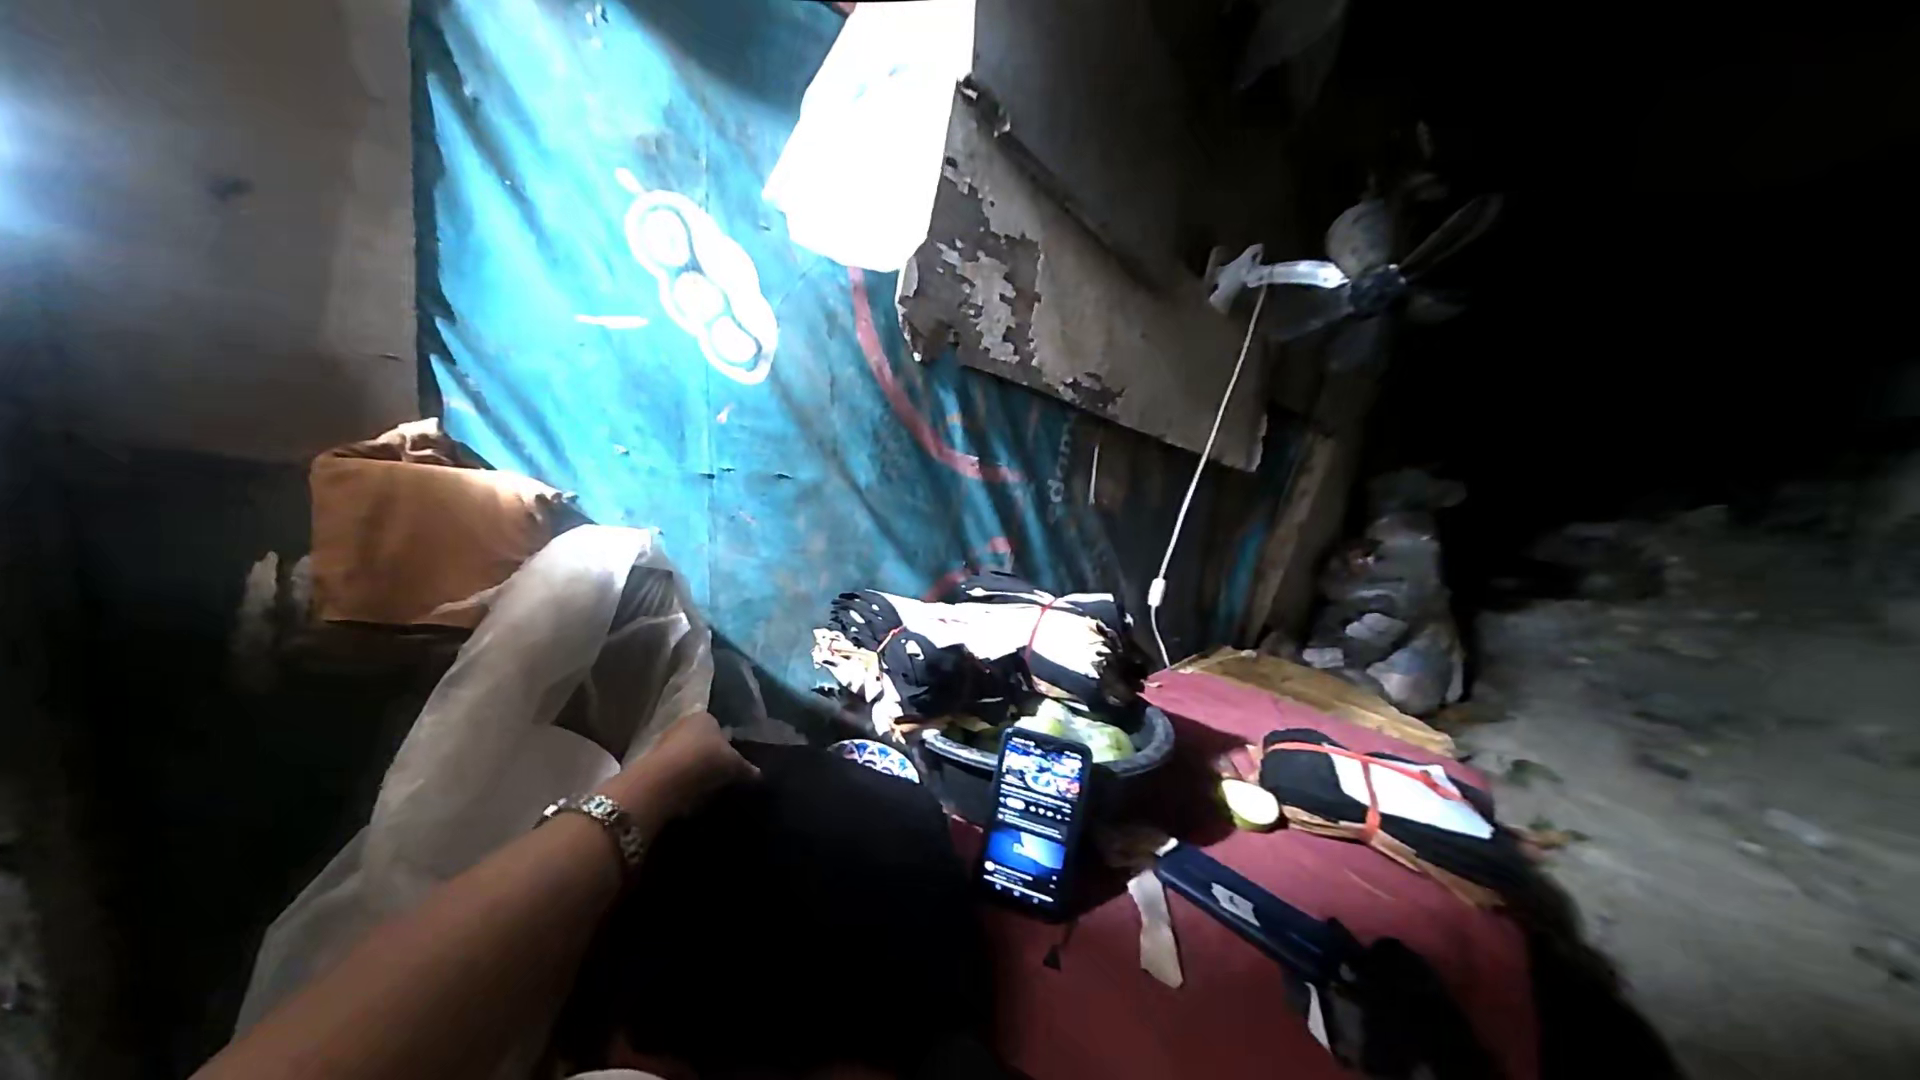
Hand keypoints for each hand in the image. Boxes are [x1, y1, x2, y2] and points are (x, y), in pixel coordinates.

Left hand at [600, 711, 758, 830]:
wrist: (664, 781)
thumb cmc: (706, 761)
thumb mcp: (735, 766)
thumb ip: (748, 768)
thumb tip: (760, 774)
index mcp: (705, 716)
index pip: (719, 726)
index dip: (727, 744)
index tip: (732, 761)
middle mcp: (683, 723)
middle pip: (700, 740)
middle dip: (708, 755)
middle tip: (721, 775)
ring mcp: (664, 742)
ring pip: (685, 755)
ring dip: (693, 769)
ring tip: (705, 788)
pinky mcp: (650, 763)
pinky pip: (672, 771)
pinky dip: (680, 780)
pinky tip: (687, 794)